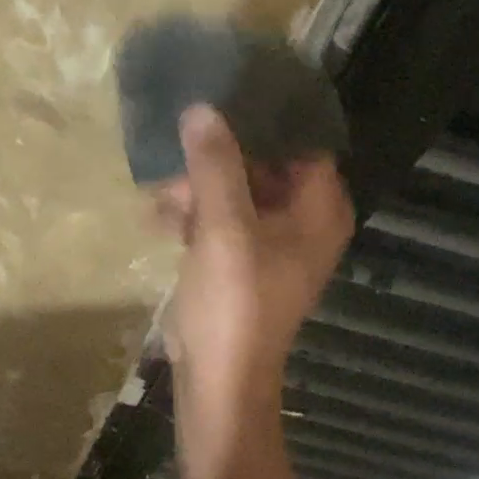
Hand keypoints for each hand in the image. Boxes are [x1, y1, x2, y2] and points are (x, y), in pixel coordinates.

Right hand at [159, 106, 353, 399]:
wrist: (218, 382)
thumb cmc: (233, 302)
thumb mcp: (223, 227)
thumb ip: (214, 164)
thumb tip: (201, 108)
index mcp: (319, 210)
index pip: (303, 143)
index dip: (266, 120)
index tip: (223, 96)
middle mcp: (305, 222)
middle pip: (265, 166)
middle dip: (217, 161)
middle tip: (175, 156)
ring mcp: (273, 244)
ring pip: (237, 193)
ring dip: (198, 189)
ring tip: (159, 198)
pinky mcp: (243, 263)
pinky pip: (223, 222)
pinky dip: (195, 216)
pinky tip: (159, 218)